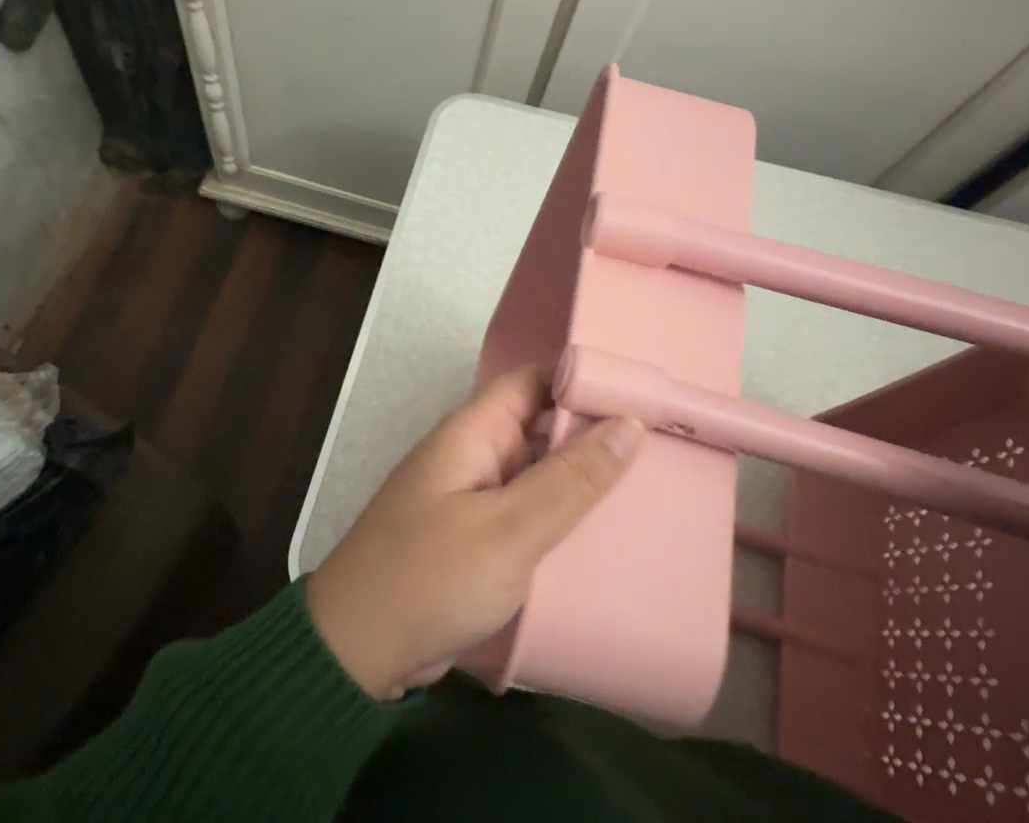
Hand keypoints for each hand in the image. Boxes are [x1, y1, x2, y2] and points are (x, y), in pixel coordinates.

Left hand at [303, 366, 644, 700]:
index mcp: (470, 434)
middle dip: (597, 432)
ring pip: (538, 474)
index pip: (532, 382)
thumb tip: (629, 422)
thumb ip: (570, 479)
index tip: (648, 391)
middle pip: (541, 427)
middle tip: (670, 442)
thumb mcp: (508, 528)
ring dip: (584, 480)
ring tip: (660, 485)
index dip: (586, 378)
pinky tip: (611, 535)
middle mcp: (472, 457)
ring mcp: (472, 500)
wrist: (358, 649)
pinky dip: (563, 519)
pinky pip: (528, 515)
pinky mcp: (475, 541)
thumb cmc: (430, 578)